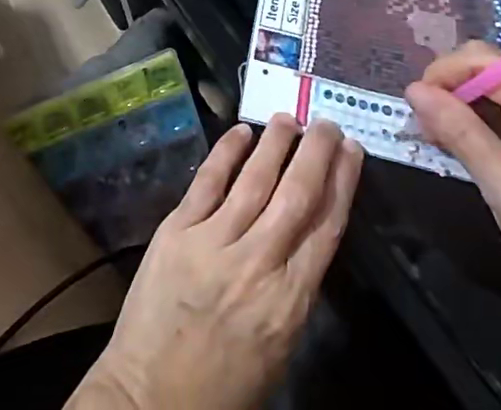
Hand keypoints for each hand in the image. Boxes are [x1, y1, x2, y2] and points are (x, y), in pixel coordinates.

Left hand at [72, 116, 363, 409]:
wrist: (148, 400)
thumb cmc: (222, 383)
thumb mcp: (279, 344)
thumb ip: (296, 286)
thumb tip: (309, 229)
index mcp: (289, 300)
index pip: (326, 227)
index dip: (342, 183)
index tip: (352, 151)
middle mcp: (256, 264)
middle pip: (297, 195)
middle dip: (317, 153)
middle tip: (327, 125)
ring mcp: (212, 243)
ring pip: (254, 180)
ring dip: (276, 144)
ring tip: (290, 118)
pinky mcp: (176, 233)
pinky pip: (207, 183)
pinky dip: (226, 153)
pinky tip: (241, 131)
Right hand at [404, 42, 500, 318]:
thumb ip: (463, 137)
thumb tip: (415, 89)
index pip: (485, 64)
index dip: (443, 77)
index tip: (417, 113)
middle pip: (490, 65)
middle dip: (450, 90)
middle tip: (429, 132)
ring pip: (495, 78)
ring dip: (463, 103)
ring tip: (447, 142)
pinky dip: (483, 112)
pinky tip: (474, 143)